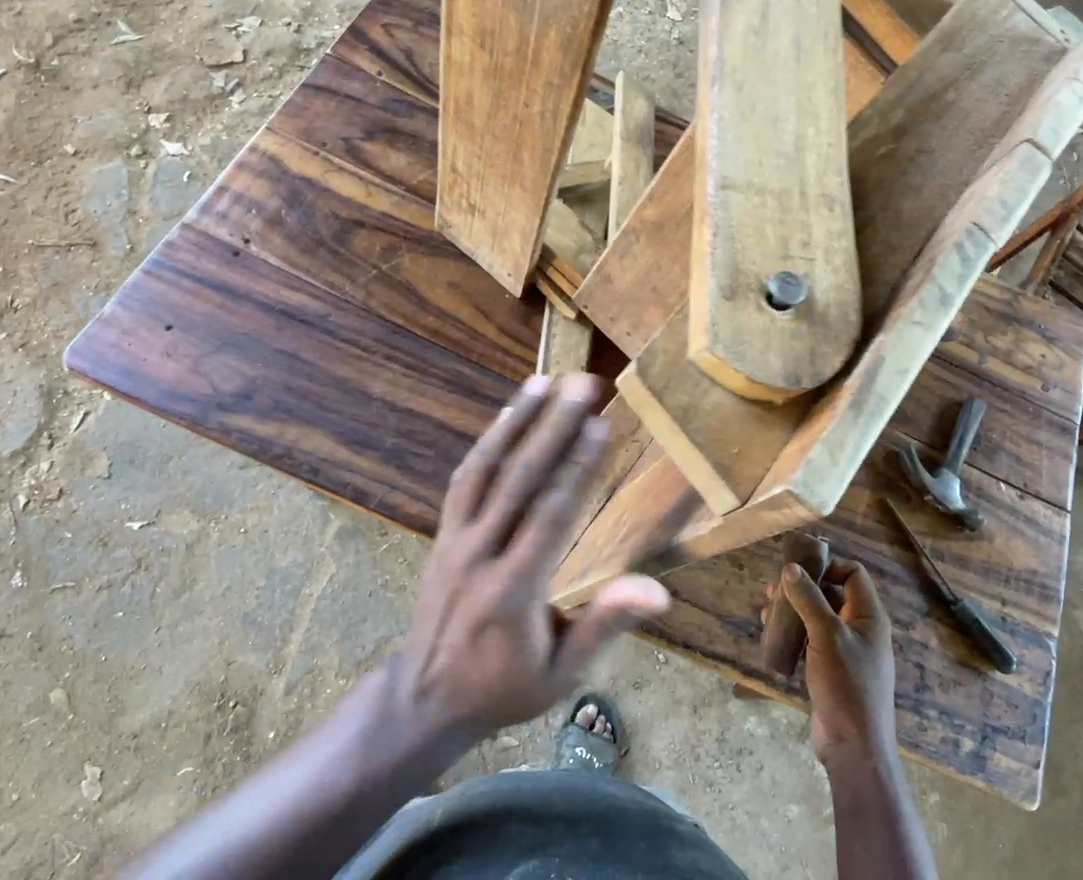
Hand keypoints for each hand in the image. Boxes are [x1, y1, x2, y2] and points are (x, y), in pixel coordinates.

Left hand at [389, 374, 670, 739]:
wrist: (424, 700)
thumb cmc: (503, 690)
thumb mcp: (561, 674)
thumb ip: (603, 625)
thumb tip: (658, 591)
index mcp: (514, 592)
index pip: (550, 517)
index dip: (577, 468)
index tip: (601, 425)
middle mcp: (481, 555)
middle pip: (519, 480)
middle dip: (554, 427)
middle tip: (584, 385)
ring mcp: (456, 541)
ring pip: (486, 469)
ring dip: (516, 421)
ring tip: (545, 381)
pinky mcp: (443, 535)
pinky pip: (465, 480)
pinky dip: (488, 444)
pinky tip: (509, 415)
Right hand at [780, 557, 896, 762]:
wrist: (854, 744)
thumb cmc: (846, 684)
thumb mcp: (826, 636)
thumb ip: (809, 599)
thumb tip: (790, 568)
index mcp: (869, 616)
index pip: (852, 573)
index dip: (827, 565)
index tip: (797, 568)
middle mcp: (860, 629)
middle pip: (832, 594)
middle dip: (802, 588)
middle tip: (772, 588)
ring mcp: (846, 651)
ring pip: (818, 618)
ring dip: (793, 610)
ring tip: (765, 609)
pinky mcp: (831, 670)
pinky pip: (812, 641)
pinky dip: (794, 634)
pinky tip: (772, 634)